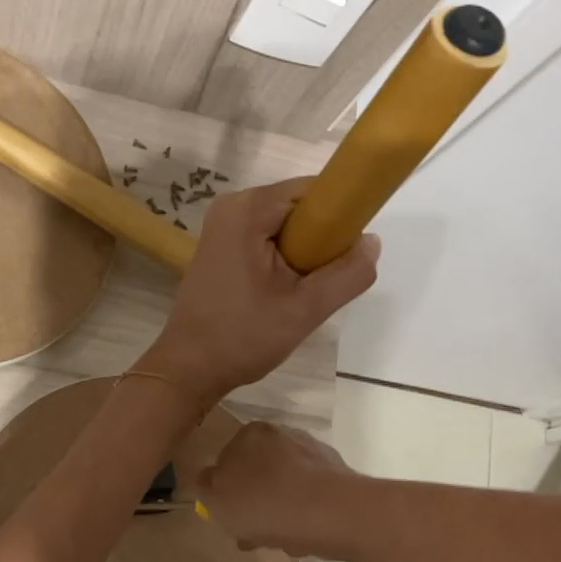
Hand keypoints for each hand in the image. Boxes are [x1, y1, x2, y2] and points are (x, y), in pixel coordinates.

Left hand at [135, 178, 379, 404]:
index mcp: (247, 209)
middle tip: (317, 287)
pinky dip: (281, 266)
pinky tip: (277, 298)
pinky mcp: (219, 250)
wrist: (188, 370)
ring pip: (285, 231)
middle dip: (319, 243)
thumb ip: (347, 274)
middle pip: (300, 210)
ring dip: (301, 260)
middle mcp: (231, 208)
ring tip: (295, 297)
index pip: (314, 191)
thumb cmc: (241, 338)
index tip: (347, 256)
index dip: (340, 217)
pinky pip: (266, 244)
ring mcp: (221, 229)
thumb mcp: (305, 310)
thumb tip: (372, 243)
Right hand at [197, 421, 358, 556]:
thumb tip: (209, 482)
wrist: (329, 514)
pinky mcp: (337, 477)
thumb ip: (206, 488)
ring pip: (285, 487)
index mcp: (250, 433)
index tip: (229, 516)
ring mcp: (313, 454)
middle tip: (252, 532)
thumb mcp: (215, 499)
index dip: (225, 490)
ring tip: (278, 540)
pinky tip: (300, 536)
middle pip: (259, 473)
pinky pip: (309, 498)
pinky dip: (302, 515)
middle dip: (255, 501)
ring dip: (279, 510)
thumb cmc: (263, 504)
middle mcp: (283, 435)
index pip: (227, 459)